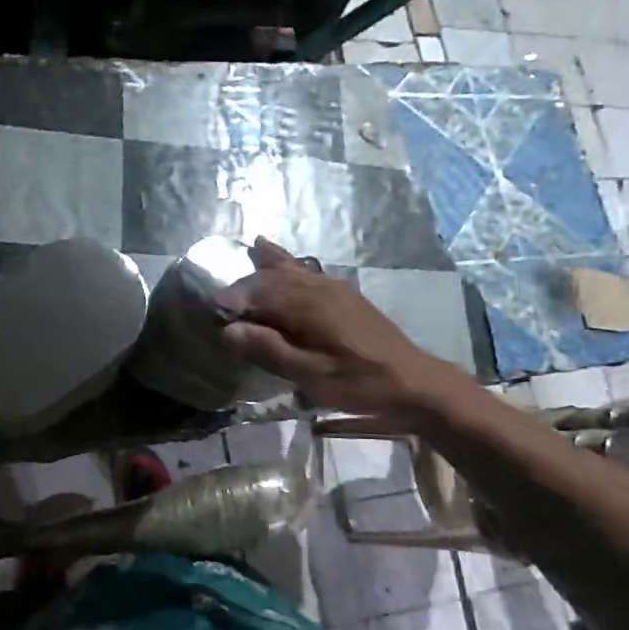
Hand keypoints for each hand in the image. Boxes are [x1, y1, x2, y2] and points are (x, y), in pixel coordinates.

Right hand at [218, 238, 480, 417]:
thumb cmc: (359, 383)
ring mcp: (336, 289)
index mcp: (309, 306)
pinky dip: (293, 264)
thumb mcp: (311, 375)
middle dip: (249, 282)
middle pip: (275, 277)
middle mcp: (320, 288)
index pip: (261, 293)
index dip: (235, 299)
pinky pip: (309, 272)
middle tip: (225, 296)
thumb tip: (229, 330)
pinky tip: (288, 262)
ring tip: (254, 246)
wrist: (414, 381)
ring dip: (272, 262)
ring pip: (294, 269)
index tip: (214, 309)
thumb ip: (270, 350)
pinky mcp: (347, 296)